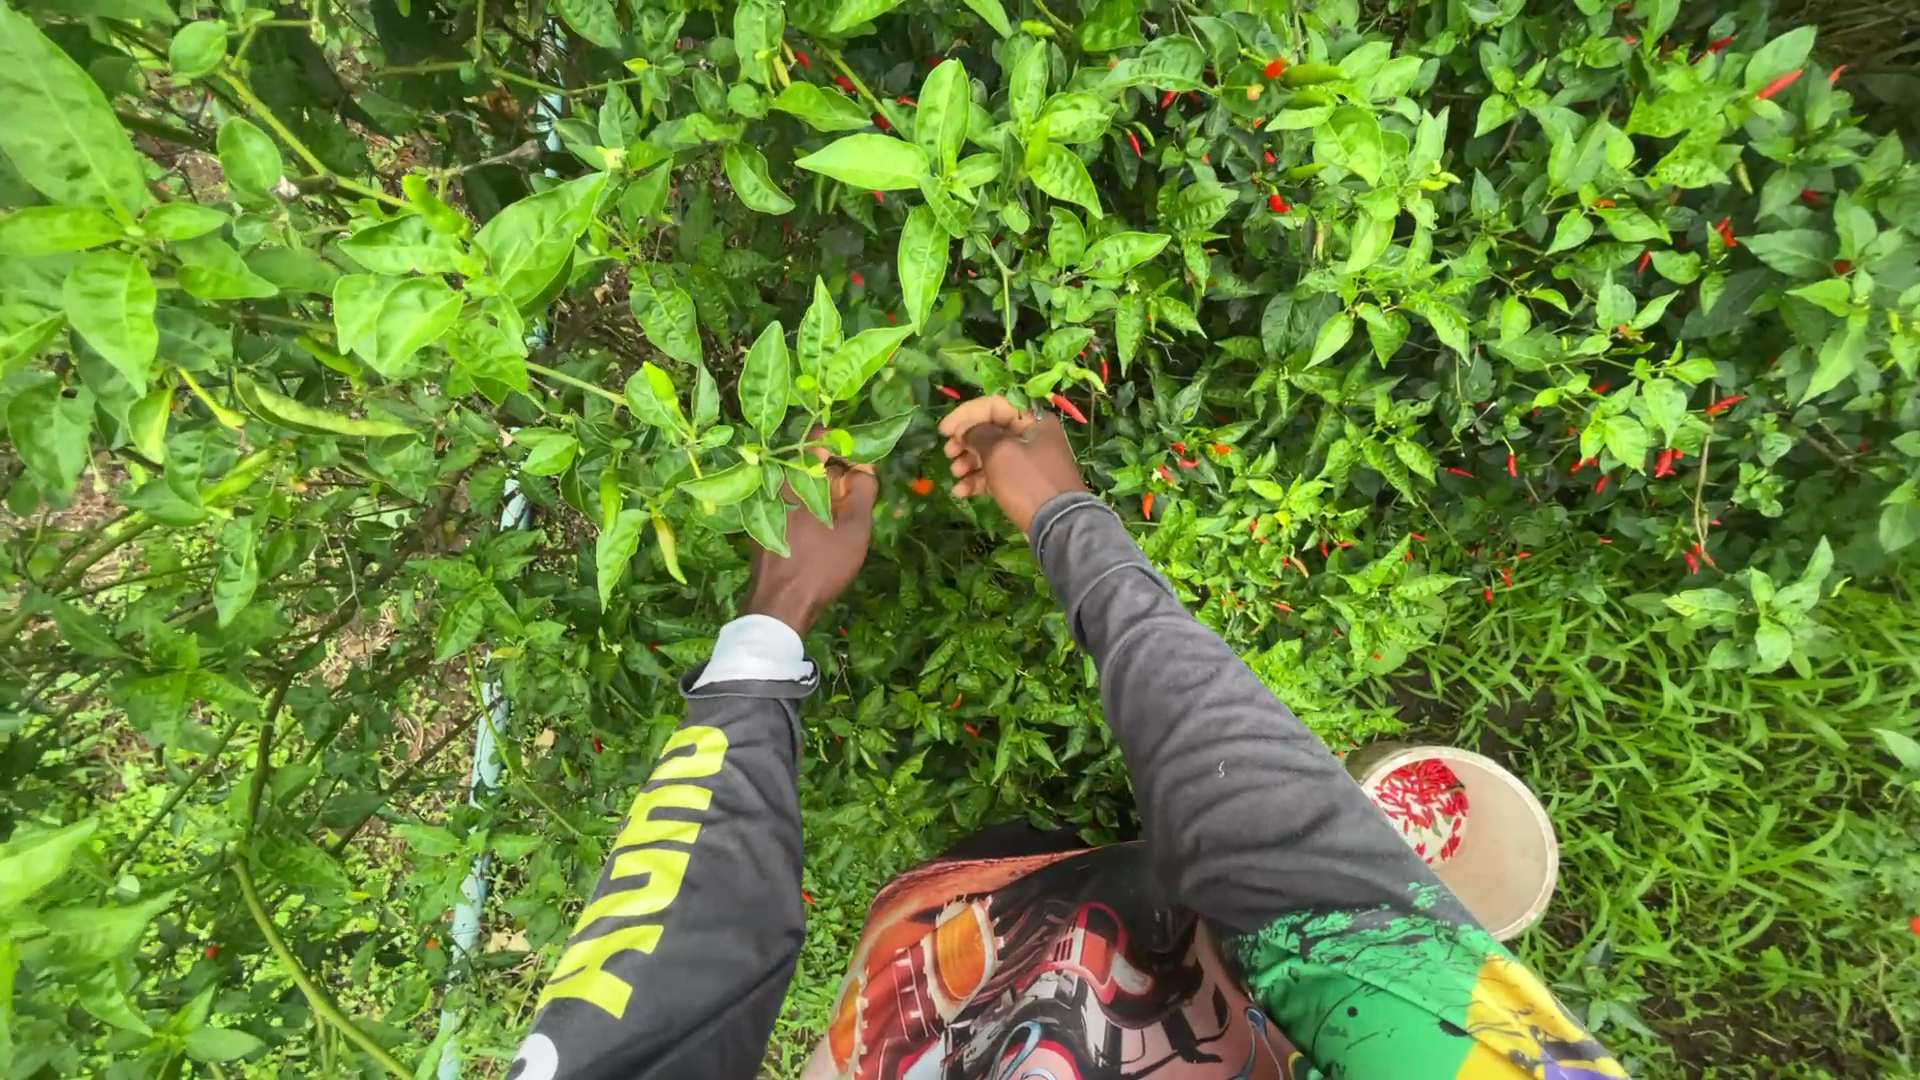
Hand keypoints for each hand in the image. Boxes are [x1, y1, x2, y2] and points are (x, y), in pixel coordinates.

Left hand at [744, 447, 877, 636]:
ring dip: (822, 490)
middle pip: (808, 461)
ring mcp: (763, 505)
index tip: (862, 461)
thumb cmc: (820, 565)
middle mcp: (773, 485)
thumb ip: (863, 491)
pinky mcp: (761, 524)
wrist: (780, 606)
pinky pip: (789, 502)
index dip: (844, 445)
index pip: (818, 440)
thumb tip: (866, 469)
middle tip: (858, 488)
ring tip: (844, 510)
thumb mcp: (854, 529)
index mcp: (795, 478)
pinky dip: (808, 505)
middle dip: (836, 470)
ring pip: (799, 483)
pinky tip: (822, 528)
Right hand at [938, 395, 1087, 533]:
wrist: (1057, 525)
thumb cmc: (1027, 482)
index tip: (944, 431)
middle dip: (965, 441)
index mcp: (1033, 421)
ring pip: (991, 454)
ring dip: (968, 462)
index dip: (965, 415)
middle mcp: (1032, 437)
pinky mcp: (1023, 484)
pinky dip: (978, 481)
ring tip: (955, 474)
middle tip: (949, 454)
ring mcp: (1028, 462)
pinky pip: (996, 475)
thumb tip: (964, 430)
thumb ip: (978, 434)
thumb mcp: (1000, 452)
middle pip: (990, 430)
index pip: (993, 406)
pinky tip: (961, 491)